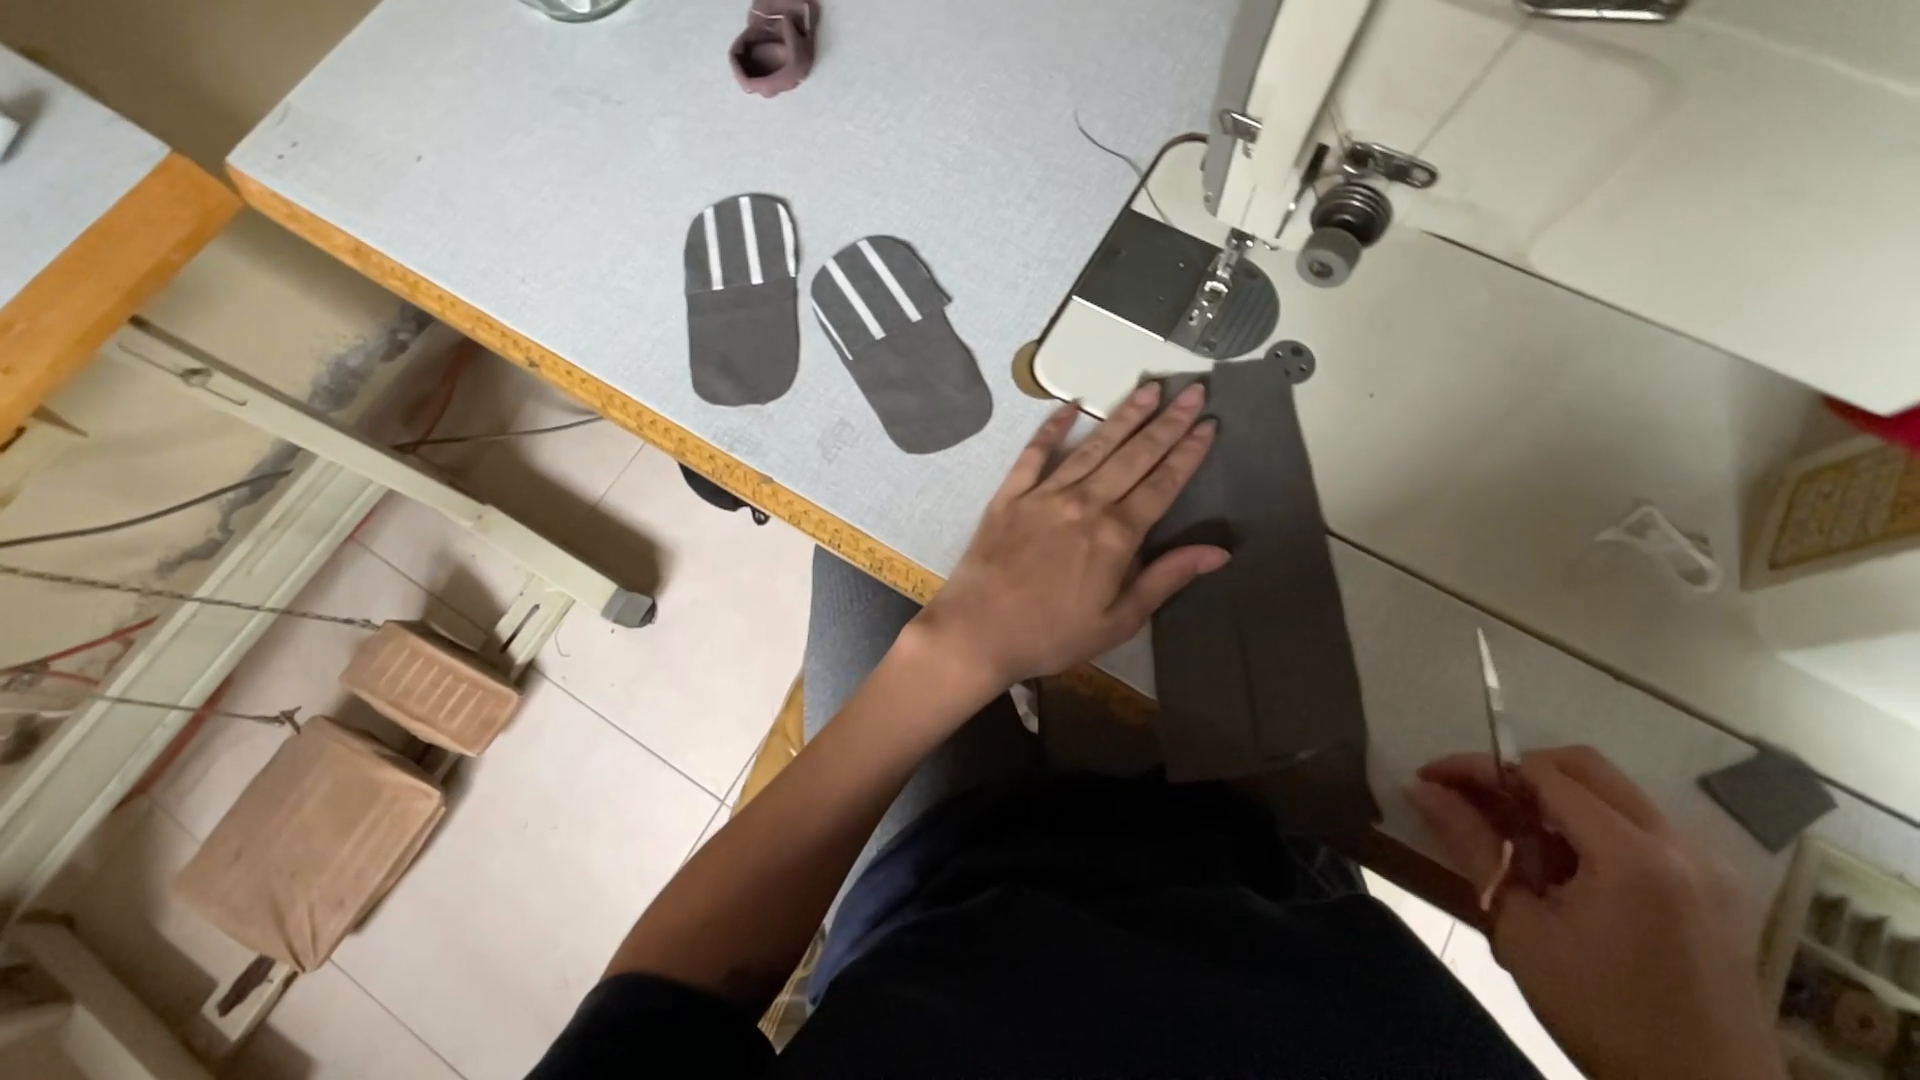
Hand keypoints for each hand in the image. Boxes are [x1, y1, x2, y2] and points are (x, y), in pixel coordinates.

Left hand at [914, 382, 1228, 689]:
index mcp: (1116, 535)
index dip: (1189, 453)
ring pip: (1093, 446)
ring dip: (1123, 415)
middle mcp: (1085, 503)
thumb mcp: (1118, 620)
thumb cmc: (1050, 635)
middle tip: (1193, 390)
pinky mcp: (1010, 495)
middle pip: (1134, 455)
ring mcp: (1044, 495)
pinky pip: (1035, 453)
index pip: (1163, 484)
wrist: (975, 633)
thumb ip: (1166, 578)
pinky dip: (1053, 427)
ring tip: (1149, 388)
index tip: (1209, 424)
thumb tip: (1218, 551)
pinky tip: (1070, 404)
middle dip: (1168, 422)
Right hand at [1411, 747, 1784, 1079]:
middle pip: (1585, 767)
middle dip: (1517, 770)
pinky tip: (1560, 865)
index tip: (1429, 778)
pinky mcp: (1714, 887)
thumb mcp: (1521, 931)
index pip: (1542, 775)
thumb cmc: (1601, 1015)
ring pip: (1615, 793)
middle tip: (1468, 798)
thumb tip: (1423, 790)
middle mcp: (1679, 843)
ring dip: (1555, 797)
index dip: (1479, 767)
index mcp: (1633, 855)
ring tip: (1508, 835)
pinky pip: (1641, 826)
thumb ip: (1474, 848)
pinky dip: (1591, 824)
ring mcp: (1706, 864)